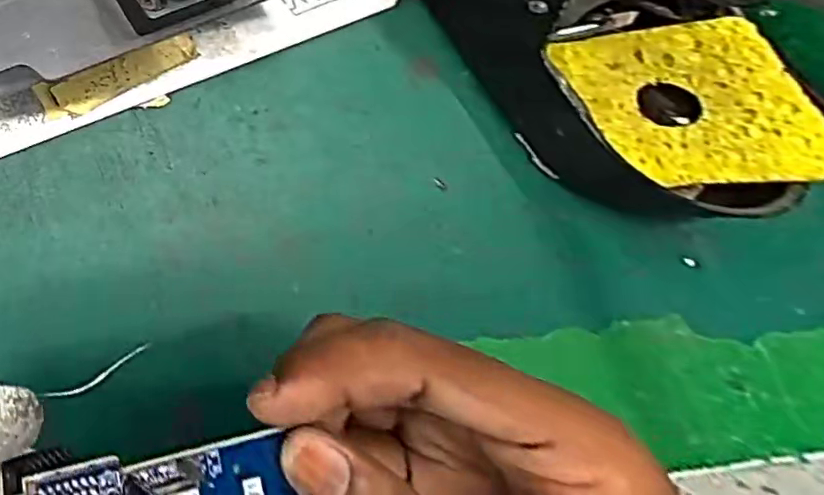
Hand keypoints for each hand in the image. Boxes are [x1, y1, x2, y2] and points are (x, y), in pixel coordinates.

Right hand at [248, 315, 672, 494]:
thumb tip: (299, 448)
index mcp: (555, 430)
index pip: (415, 357)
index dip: (331, 367)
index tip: (268, 403)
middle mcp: (503, 414)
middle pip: (383, 356)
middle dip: (317, 382)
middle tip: (270, 426)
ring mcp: (475, 439)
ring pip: (365, 387)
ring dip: (316, 413)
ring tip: (289, 457)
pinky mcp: (447, 466)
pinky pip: (370, 433)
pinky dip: (332, 444)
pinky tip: (317, 466)